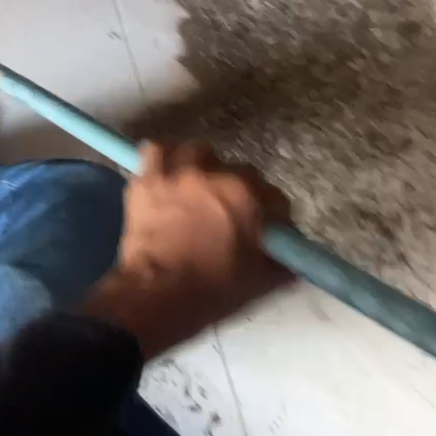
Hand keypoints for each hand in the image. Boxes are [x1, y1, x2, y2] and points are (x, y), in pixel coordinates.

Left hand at [82, 141, 293, 356]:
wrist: (160, 286)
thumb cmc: (216, 285)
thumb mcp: (265, 277)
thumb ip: (283, 256)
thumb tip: (289, 248)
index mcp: (246, 197)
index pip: (273, 194)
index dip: (271, 210)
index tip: (266, 223)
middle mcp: (212, 175)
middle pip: (236, 169)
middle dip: (238, 187)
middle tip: (229, 206)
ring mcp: (175, 172)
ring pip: (196, 151)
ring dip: (202, 164)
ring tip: (198, 182)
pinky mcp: (146, 177)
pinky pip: (154, 150)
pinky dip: (163, 156)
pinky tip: (167, 169)